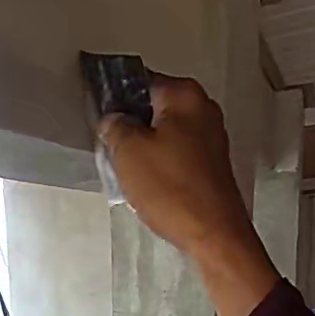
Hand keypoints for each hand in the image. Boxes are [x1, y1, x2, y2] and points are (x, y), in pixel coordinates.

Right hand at [99, 74, 278, 315]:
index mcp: (185, 94)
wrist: (213, 234)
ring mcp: (212, 139)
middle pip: (156, 110)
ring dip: (146, 150)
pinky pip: (178, 157)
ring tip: (130, 173)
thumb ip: (116, 127)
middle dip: (133, 127)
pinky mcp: (212, 167)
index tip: (101, 119)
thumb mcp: (129, 153)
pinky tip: (151, 186)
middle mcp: (204, 109)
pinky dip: (162, 166)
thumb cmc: (170, 188)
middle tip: (113, 151)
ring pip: (166, 135)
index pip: (141, 82)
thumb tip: (113, 119)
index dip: (117, 98)